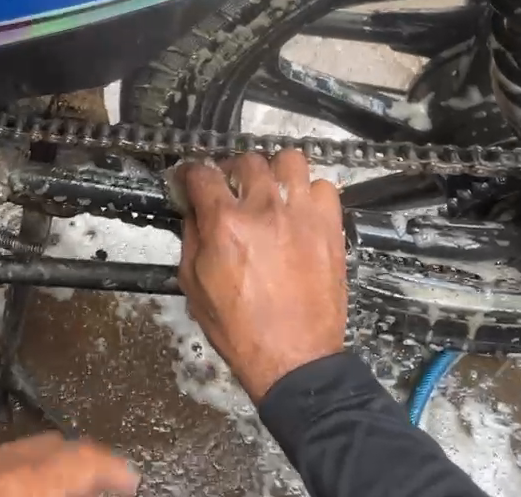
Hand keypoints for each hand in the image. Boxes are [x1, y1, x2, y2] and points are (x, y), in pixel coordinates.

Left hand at [0, 432, 139, 496]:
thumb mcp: (35, 495)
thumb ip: (65, 488)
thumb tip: (89, 487)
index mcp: (28, 483)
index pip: (81, 458)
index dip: (112, 467)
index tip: (132, 480)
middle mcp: (0, 463)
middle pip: (54, 447)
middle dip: (82, 464)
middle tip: (104, 485)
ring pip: (23, 452)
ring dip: (51, 467)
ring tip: (65, 489)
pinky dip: (20, 474)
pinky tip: (19, 493)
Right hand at [176, 150, 347, 401]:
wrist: (294, 361)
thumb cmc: (240, 329)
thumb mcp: (193, 284)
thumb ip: (191, 238)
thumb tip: (194, 210)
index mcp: (225, 224)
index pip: (202, 173)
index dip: (190, 173)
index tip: (191, 180)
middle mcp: (264, 210)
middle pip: (247, 160)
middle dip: (233, 172)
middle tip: (232, 190)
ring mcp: (301, 216)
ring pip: (290, 161)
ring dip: (275, 172)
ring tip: (271, 191)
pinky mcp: (330, 229)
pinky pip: (324, 188)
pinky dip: (310, 194)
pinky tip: (299, 211)